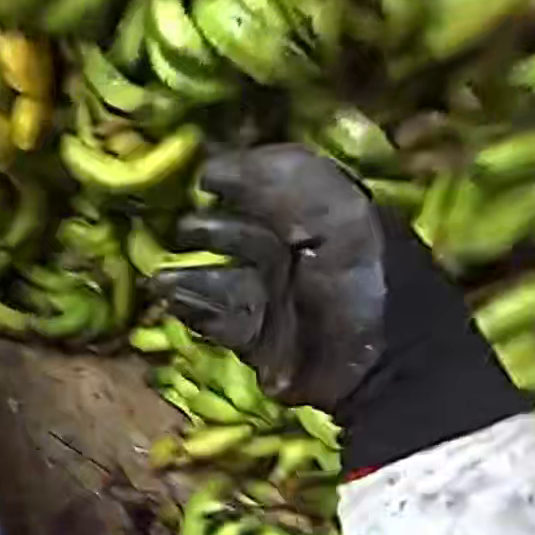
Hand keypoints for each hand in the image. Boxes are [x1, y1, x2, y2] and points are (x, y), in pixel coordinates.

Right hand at [151, 144, 527, 471]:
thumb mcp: (333, 217)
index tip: (201, 177)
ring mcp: (270, 300)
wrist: (377, 365)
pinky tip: (169, 302)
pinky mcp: (257, 341)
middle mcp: (289, 256)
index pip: (266, 190)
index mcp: (315, 218)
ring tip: (157, 279)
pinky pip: (214, 320)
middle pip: (234, 236)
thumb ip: (281, 184)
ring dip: (185, 277)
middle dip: (202, 231)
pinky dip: (191, 311)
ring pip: (216, 280)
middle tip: (175, 231)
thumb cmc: (359, 282)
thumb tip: (214, 169)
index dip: (235, 179)